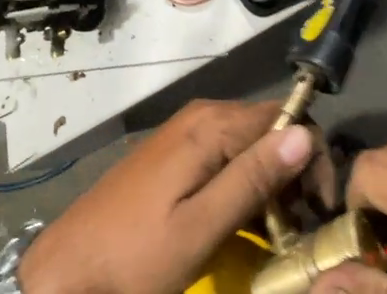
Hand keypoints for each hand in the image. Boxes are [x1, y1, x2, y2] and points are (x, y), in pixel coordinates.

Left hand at [20, 100, 316, 293]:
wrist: (67, 271)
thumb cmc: (136, 257)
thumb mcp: (201, 227)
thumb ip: (253, 178)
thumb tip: (305, 133)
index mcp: (212, 126)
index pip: (288, 119)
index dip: (313, 159)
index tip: (319, 210)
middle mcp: (202, 115)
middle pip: (270, 127)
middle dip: (294, 171)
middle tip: (299, 226)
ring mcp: (185, 132)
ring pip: (250, 142)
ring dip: (272, 181)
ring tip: (276, 230)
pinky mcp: (175, 152)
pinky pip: (226, 154)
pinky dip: (245, 182)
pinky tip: (244, 219)